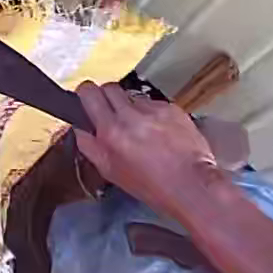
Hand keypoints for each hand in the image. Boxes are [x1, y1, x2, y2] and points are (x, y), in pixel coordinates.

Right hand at [73, 82, 226, 221]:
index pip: (89, 93)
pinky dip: (153, 114)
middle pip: (109, 87)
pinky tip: (159, 132)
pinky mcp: (171, 108)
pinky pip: (154, 103)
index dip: (86, 93)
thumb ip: (90, 146)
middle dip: (107, 98)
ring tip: (141, 129)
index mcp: (111, 132)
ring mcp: (153, 109)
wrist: (192, 185)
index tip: (87, 98)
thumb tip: (80, 129)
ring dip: (131, 107)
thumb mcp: (111, 172)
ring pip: (132, 96)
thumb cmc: (153, 186)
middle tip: (112, 113)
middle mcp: (130, 115)